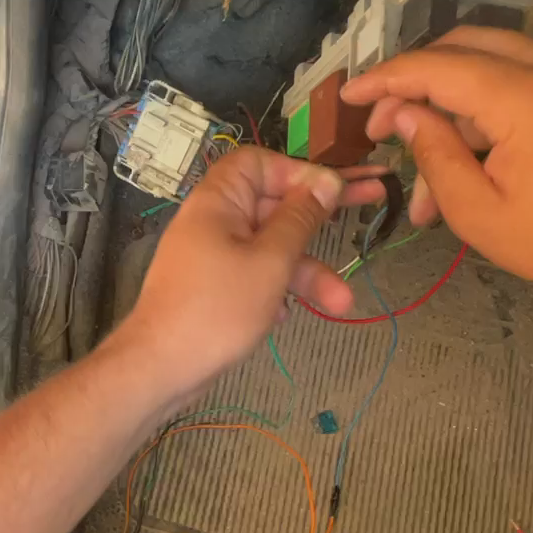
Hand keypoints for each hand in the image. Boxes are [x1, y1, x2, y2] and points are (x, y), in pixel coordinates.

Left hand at [114, 147, 383, 402]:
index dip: (300, 172)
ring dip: (304, 274)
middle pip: (273, 209)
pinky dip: (272, 293)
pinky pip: (249, 279)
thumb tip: (326, 180)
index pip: (262, 164)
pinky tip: (287, 317)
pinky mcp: (209, 293)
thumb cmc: (216, 310)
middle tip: (374, 204)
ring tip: (342, 303)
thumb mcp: (270, 261)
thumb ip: (301, 219)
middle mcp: (211, 223)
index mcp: (219, 201)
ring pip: (266, 252)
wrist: (158, 369)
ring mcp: (208, 260)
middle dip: (319, 224)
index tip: (336, 189)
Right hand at [341, 27, 532, 316]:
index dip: (386, 79)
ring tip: (421, 182)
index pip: (438, 68)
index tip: (349, 96)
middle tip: (380, 130)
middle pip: (463, 47)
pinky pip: (516, 84)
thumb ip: (436, 156)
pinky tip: (460, 167)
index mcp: (523, 97)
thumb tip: (405, 116)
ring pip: (488, 65)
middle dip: (413, 83)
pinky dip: (478, 115)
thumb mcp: (477, 211)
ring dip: (446, 109)